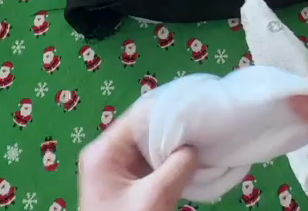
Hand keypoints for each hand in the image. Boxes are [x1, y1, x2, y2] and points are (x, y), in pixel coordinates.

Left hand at [77, 101, 198, 210]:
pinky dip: (169, 162)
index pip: (139, 116)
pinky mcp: (127, 187)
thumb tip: (195, 146)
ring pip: (149, 147)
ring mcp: (116, 171)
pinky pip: (150, 164)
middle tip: (203, 124)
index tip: (197, 108)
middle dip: (174, 128)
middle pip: (144, 130)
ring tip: (202, 139)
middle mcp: (107, 155)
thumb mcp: (153, 200)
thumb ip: (176, 167)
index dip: (169, 110)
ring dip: (173, 146)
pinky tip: (190, 160)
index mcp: (103, 151)